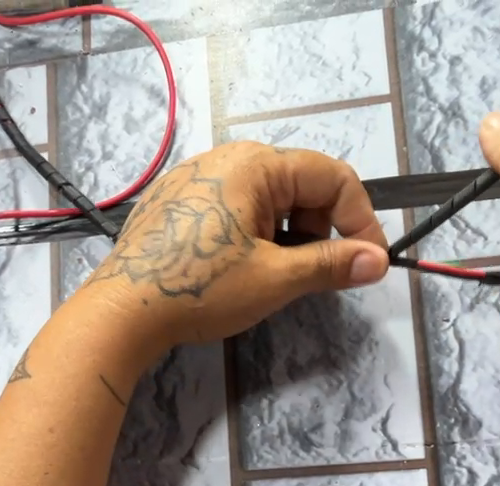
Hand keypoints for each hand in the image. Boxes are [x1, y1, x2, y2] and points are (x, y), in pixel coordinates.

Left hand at [73, 142, 389, 356]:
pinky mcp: (173, 205)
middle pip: (297, 185)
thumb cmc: (200, 289)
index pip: (332, 177)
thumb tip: (377, 262)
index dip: (359, 220)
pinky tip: (234, 271)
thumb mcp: (274, 279)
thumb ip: (329, 265)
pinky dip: (250, 236)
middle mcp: (225, 159)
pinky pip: (229, 210)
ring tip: (270, 277)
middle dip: (318, 229)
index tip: (368, 262)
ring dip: (283, 236)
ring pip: (262, 200)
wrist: (122, 312)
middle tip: (313, 274)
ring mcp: (194, 180)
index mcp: (255, 165)